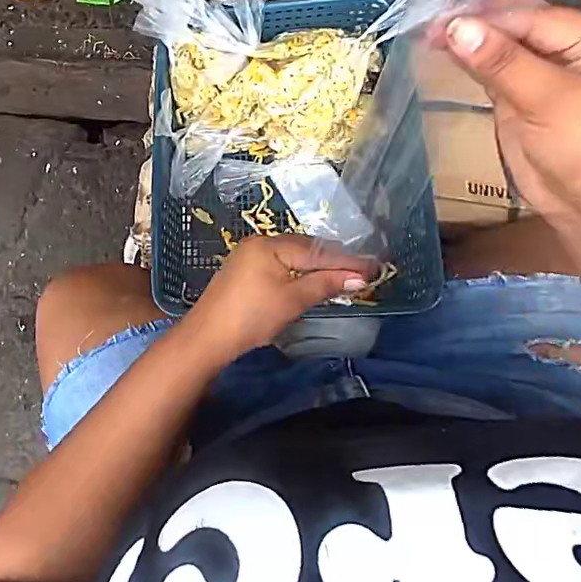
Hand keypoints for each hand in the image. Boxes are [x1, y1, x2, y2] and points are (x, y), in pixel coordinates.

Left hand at [177, 234, 376, 361]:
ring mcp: (250, 256)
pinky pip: (281, 265)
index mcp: (270, 244)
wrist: (206, 338)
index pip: (318, 250)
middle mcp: (260, 243)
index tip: (374, 267)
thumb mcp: (292, 300)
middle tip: (363, 272)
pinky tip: (312, 281)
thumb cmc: (251, 317)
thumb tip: (358, 278)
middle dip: (334, 261)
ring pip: (294, 257)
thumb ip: (325, 284)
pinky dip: (300, 272)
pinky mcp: (245, 271)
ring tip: (344, 276)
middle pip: (306, 249)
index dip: (347, 260)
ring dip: (318, 267)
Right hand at [433, 0, 580, 226]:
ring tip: (432, 35)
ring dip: (472, 46)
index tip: (445, 18)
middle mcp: (573, 56)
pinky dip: (475, 69)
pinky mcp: (526, 110)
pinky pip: (497, 80)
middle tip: (433, 22)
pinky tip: (451, 55)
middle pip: (520, 30)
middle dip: (479, 25)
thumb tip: (458, 27)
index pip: (534, 19)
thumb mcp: (550, 99)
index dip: (489, 17)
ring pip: (504, 54)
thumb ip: (501, 63)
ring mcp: (547, 83)